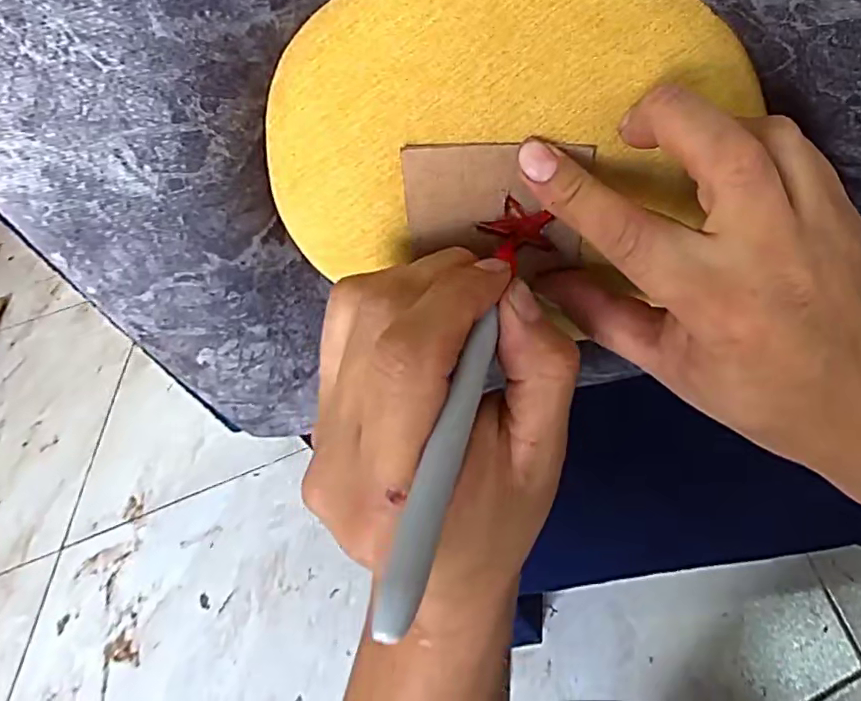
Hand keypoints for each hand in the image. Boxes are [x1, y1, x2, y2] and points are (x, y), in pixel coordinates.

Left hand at [303, 249, 579, 641]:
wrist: (438, 583)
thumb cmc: (500, 523)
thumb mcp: (546, 450)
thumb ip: (542, 367)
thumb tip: (511, 291)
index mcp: (395, 488)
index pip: (406, 357)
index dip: (456, 298)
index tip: (503, 277)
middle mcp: (337, 458)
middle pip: (374, 320)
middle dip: (440, 279)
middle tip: (490, 282)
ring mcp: (316, 436)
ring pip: (353, 310)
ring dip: (415, 282)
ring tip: (462, 296)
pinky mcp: (314, 416)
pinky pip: (345, 325)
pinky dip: (392, 299)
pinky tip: (428, 316)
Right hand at [523, 84, 860, 482]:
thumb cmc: (755, 392)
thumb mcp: (669, 364)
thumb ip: (603, 313)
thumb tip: (545, 278)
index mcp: (712, 297)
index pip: (629, 230)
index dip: (574, 188)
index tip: (535, 154)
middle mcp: (764, 249)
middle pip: (717, 146)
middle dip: (661, 113)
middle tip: (631, 129)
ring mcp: (813, 222)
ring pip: (761, 131)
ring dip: (711, 124)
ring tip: (685, 147)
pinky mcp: (840, 207)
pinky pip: (792, 143)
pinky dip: (752, 136)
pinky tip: (735, 161)